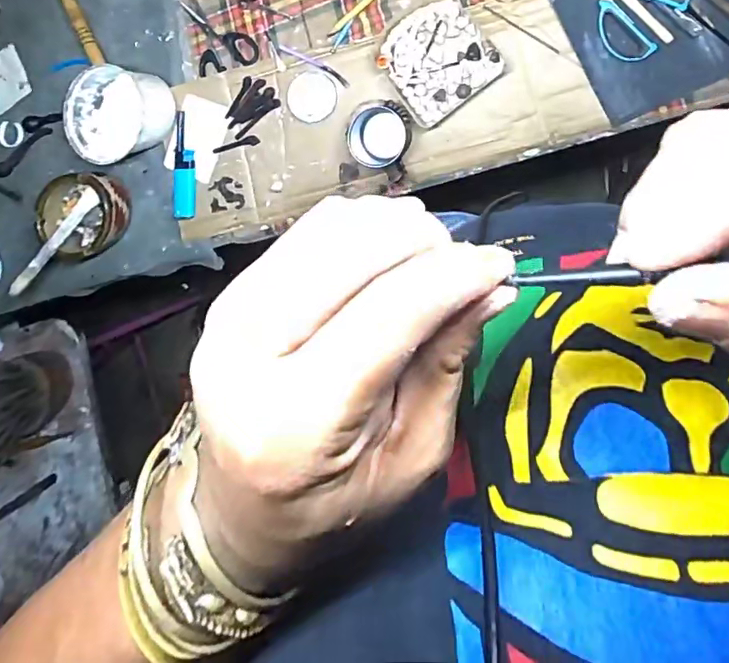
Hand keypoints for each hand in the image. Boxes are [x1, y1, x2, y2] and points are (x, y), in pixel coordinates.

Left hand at [185, 196, 515, 593]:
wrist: (238, 505)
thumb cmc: (331, 501)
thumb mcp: (409, 457)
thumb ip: (446, 367)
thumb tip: (492, 290)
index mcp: (295, 422)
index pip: (384, 319)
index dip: (449, 279)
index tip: (499, 263)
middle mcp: (248, 354)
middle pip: (348, 259)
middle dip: (419, 241)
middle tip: (462, 258)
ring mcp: (229, 313)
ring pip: (323, 230)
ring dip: (388, 225)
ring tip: (427, 247)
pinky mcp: (230, 291)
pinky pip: (303, 231)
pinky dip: (356, 223)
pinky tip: (385, 240)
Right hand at [609, 108, 728, 482]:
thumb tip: (666, 298)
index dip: (702, 206)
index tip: (645, 265)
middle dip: (671, 199)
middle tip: (637, 268)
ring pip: (721, 142)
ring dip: (670, 198)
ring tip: (651, 260)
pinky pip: (726, 163)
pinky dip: (686, 201)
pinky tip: (678, 245)